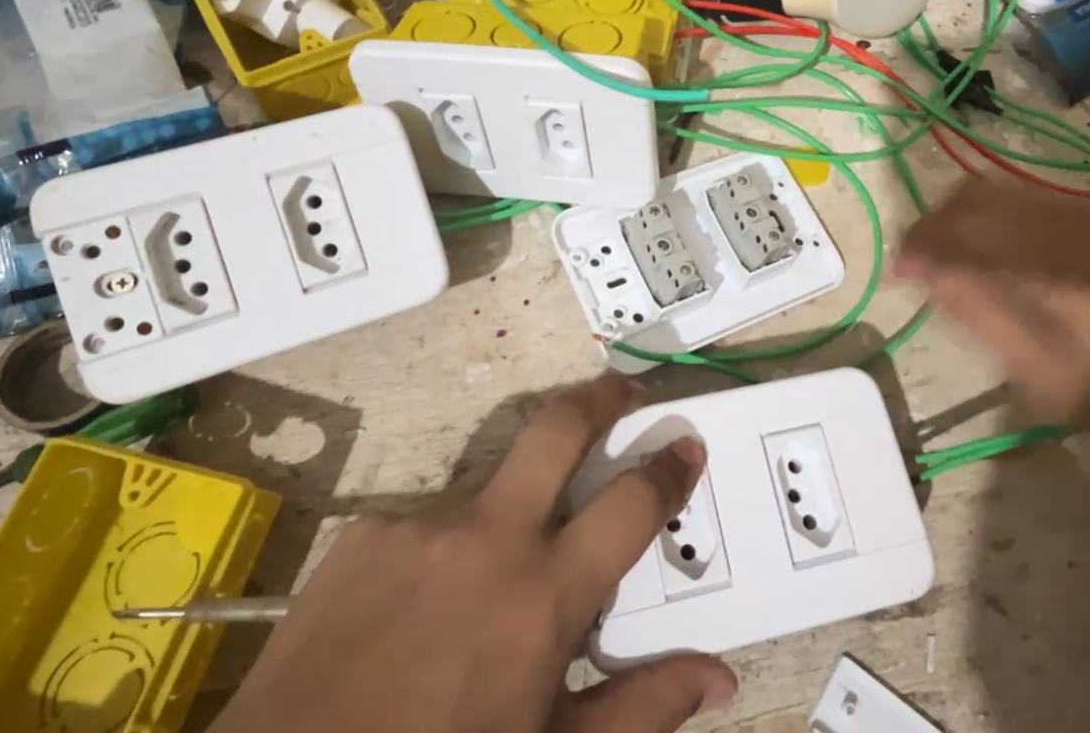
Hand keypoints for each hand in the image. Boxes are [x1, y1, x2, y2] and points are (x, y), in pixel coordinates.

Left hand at [211, 375, 736, 732]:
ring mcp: (421, 522)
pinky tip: (422, 603)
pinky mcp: (367, 529)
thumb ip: (642, 706)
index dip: (667, 469)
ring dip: (511, 503)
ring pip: (489, 482)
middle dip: (600, 396)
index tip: (685, 446)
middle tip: (624, 389)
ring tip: (490, 574)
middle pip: (557, 428)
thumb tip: (722, 678)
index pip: (628, 505)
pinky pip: (428, 519)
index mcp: (543, 595)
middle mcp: (487, 537)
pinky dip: (447, 545)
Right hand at [896, 178, 1089, 429]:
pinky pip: (1048, 212)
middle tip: (921, 263)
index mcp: (1054, 261)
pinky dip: (1012, 228)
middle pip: (984, 197)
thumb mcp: (1053, 376)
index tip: (899, 268)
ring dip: (975, 223)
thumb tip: (931, 273)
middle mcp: (1075, 225)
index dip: (921, 241)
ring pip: (1016, 199)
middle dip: (941, 223)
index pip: (962, 226)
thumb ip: (987, 316)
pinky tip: (1014, 265)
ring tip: (958, 264)